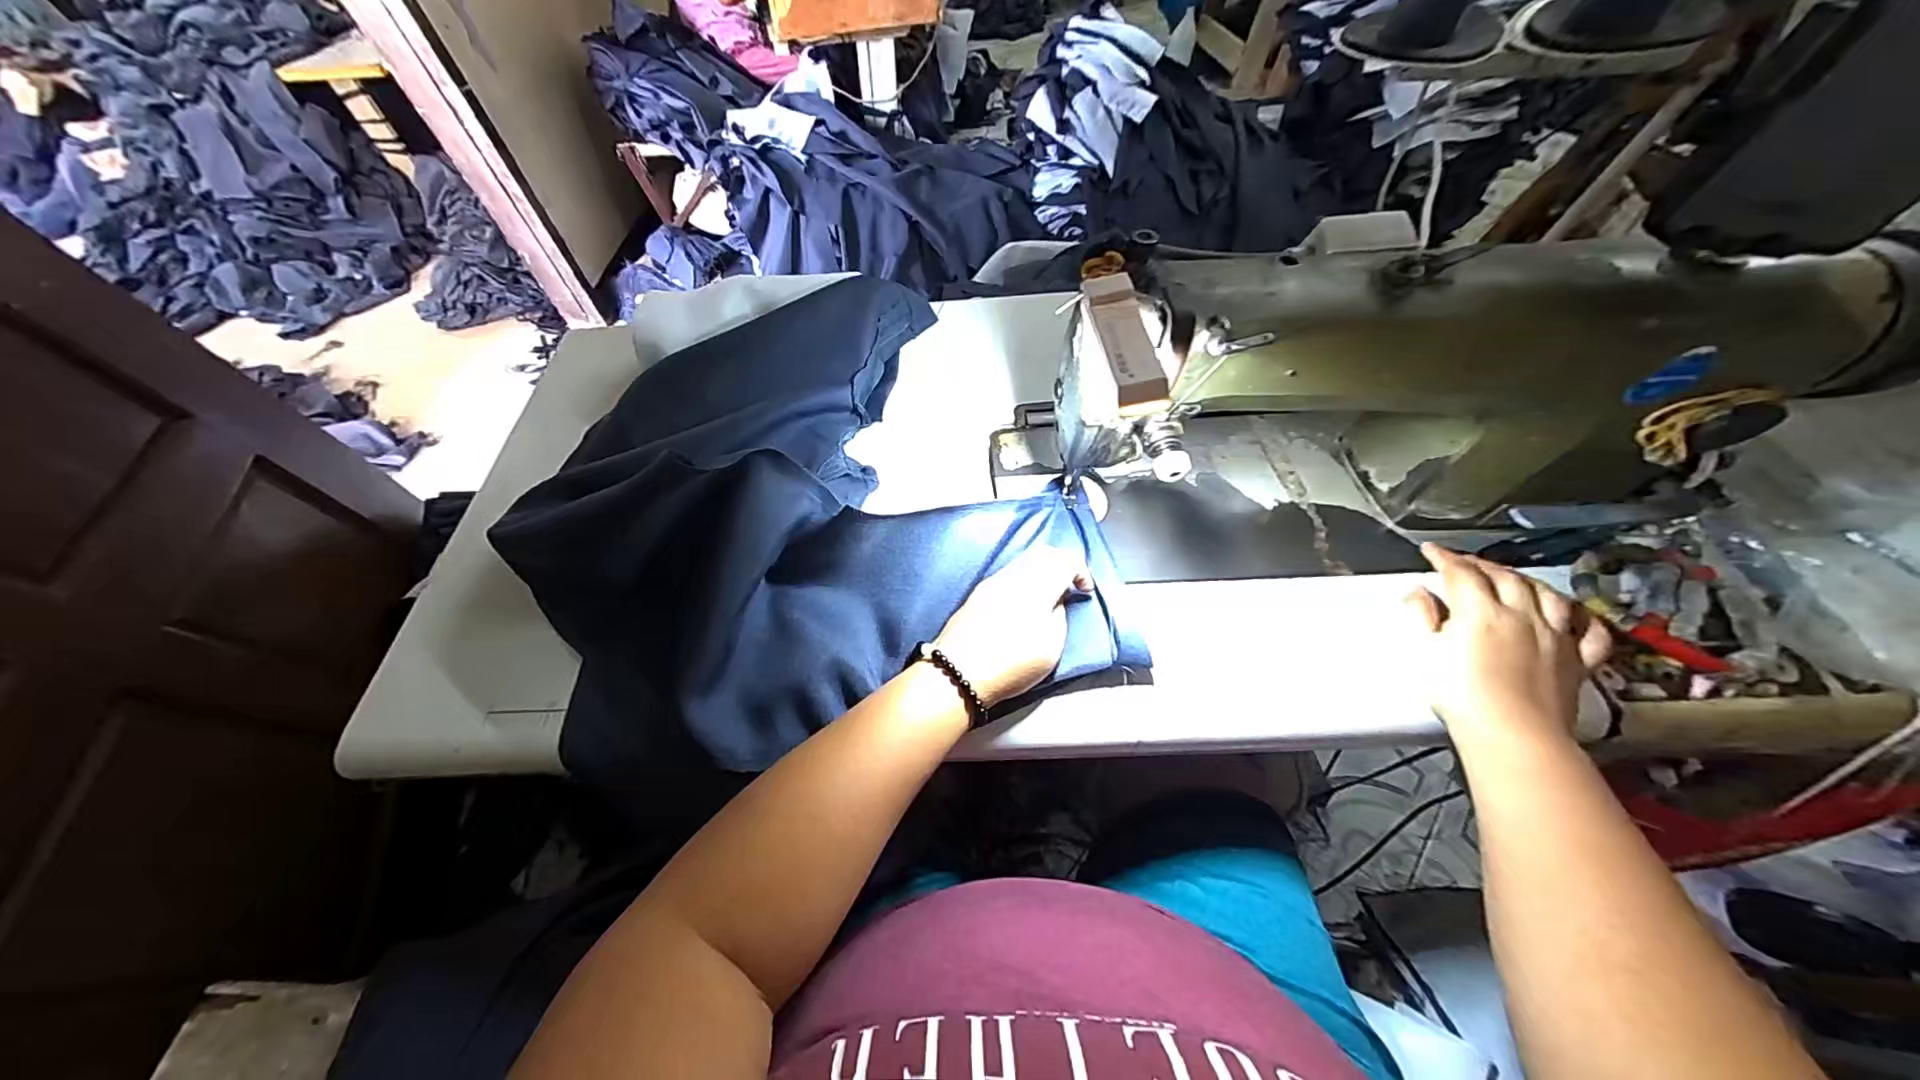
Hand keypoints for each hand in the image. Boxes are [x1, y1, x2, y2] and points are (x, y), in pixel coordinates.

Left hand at [932, 547, 1092, 707]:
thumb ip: (1059, 616)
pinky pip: (1007, 573)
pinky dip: (1023, 577)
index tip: (1085, 589)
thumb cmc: (1009, 664)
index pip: (1064, 560)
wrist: (957, 673)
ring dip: (1041, 570)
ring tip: (1048, 593)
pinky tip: (1024, 600)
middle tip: (1070, 583)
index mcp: (1035, 586)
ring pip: (1022, 561)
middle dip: (1061, 563)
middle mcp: (1012, 576)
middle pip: (1042, 553)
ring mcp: (991, 583)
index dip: (1081, 571)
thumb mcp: (1051, 647)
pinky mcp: (976, 594)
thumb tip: (1056, 602)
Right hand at [1404, 543, 1612, 747]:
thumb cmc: (1463, 697)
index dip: (1444, 558)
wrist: (1514, 736)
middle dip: (1482, 565)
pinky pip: (1590, 632)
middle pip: (1505, 577)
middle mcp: (1523, 616)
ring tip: (1513, 579)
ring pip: (1548, 595)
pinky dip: (1582, 617)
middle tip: (1465, 563)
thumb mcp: (1427, 653)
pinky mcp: (1578, 662)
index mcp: (1482, 612)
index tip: (1432, 551)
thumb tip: (1419, 594)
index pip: (1461, 573)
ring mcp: (1556, 637)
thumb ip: (1423, 618)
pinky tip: (1574, 614)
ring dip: (1527, 581)